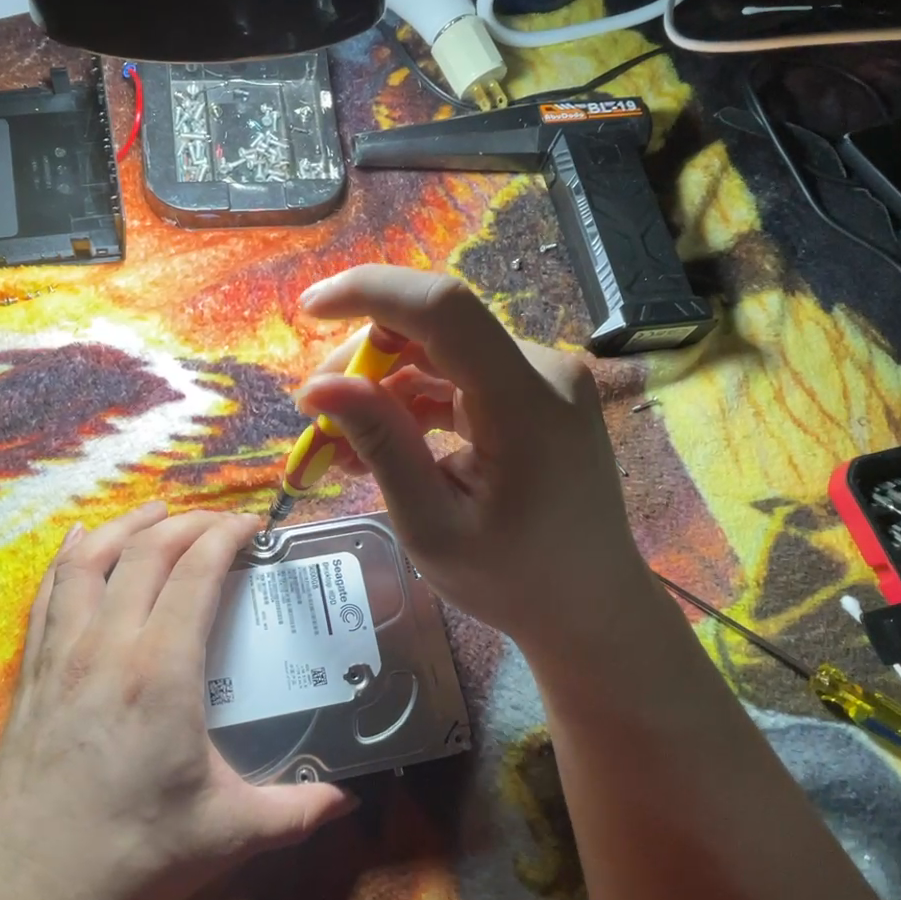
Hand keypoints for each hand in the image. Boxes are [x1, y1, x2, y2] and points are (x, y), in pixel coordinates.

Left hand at [0, 505, 357, 899]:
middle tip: (222, 524)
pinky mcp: (29, 674)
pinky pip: (48, 594)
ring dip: (127, 526)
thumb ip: (297, 810)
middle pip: (147, 551)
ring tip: (157, 513)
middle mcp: (106, 646)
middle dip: (189, 522)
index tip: (255, 527)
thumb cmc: (134, 859)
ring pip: (88, 559)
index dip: (228, 534)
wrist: (30, 898)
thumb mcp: (229, 833)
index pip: (197, 570)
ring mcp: (59, 656)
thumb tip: (350, 799)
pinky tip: (83, 546)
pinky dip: (71, 557)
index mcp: (161, 671)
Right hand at [295, 266, 648, 657]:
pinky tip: (380, 444)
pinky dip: (414, 404)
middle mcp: (543, 371)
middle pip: (435, 329)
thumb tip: (316, 389)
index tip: (309, 309)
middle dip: (364, 363)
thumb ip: (380, 445)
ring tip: (339, 446)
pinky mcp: (534, 397)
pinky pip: (460, 379)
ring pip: (441, 353)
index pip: (443, 308)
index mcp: (525, 402)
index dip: (370, 292)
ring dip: (383, 389)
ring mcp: (543, 381)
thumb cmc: (514, 581)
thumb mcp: (432, 525)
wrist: (591, 607)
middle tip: (316, 416)